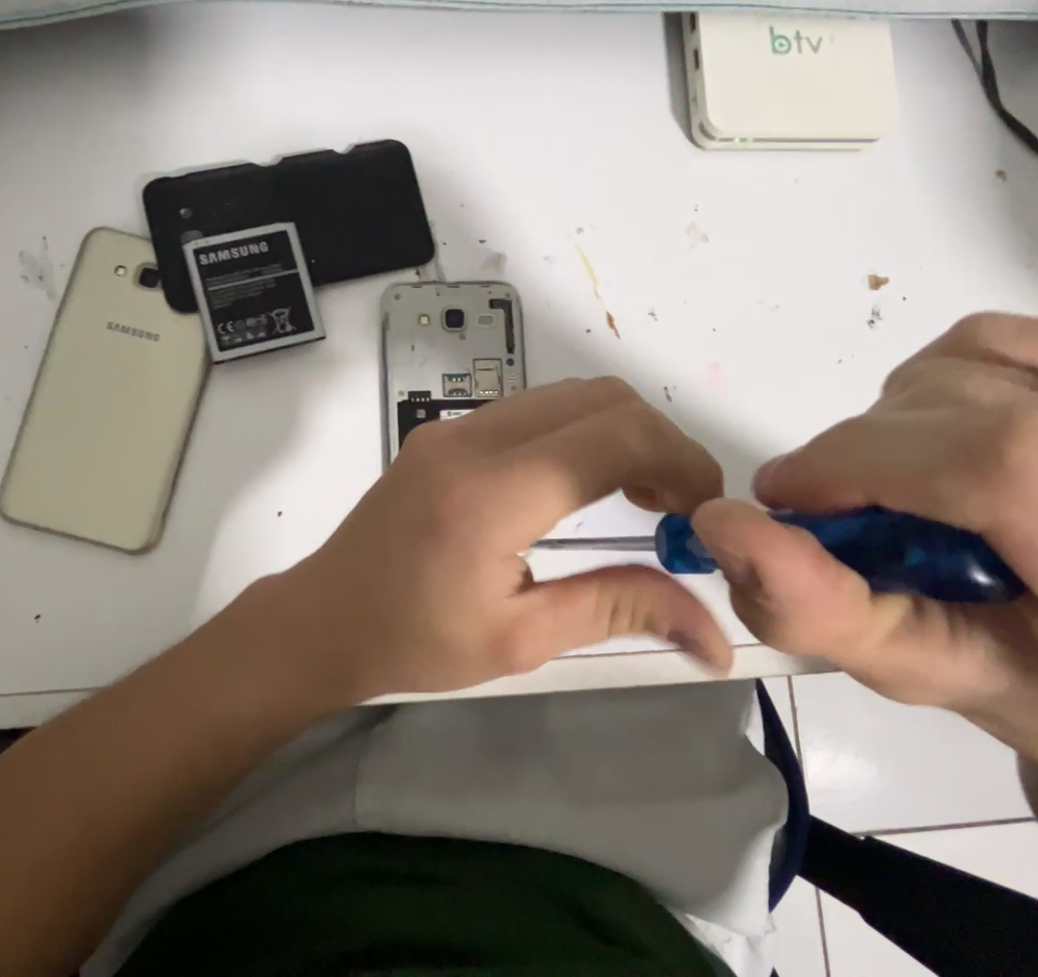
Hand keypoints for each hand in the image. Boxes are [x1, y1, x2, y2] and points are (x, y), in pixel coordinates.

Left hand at [239, 377, 732, 700]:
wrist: (323, 619)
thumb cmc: (412, 642)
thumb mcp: (519, 640)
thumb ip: (617, 609)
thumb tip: (714, 631)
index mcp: (490, 495)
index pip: (615, 435)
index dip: (680, 461)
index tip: (702, 512)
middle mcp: (471, 441)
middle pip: (600, 399)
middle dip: (658, 443)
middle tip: (677, 509)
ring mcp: (452, 428)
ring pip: (567, 396)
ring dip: (619, 434)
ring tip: (640, 499)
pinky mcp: (443, 433)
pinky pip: (532, 410)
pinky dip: (579, 433)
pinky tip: (585, 486)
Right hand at [691, 314, 1037, 760]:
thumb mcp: (920, 676)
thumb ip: (815, 611)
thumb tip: (719, 524)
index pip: (1008, 469)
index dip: (866, 462)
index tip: (788, 499)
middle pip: (982, 408)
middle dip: (864, 450)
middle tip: (840, 511)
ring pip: (979, 364)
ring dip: (897, 420)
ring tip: (911, 486)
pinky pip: (1007, 340)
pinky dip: (939, 384)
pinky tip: (954, 440)